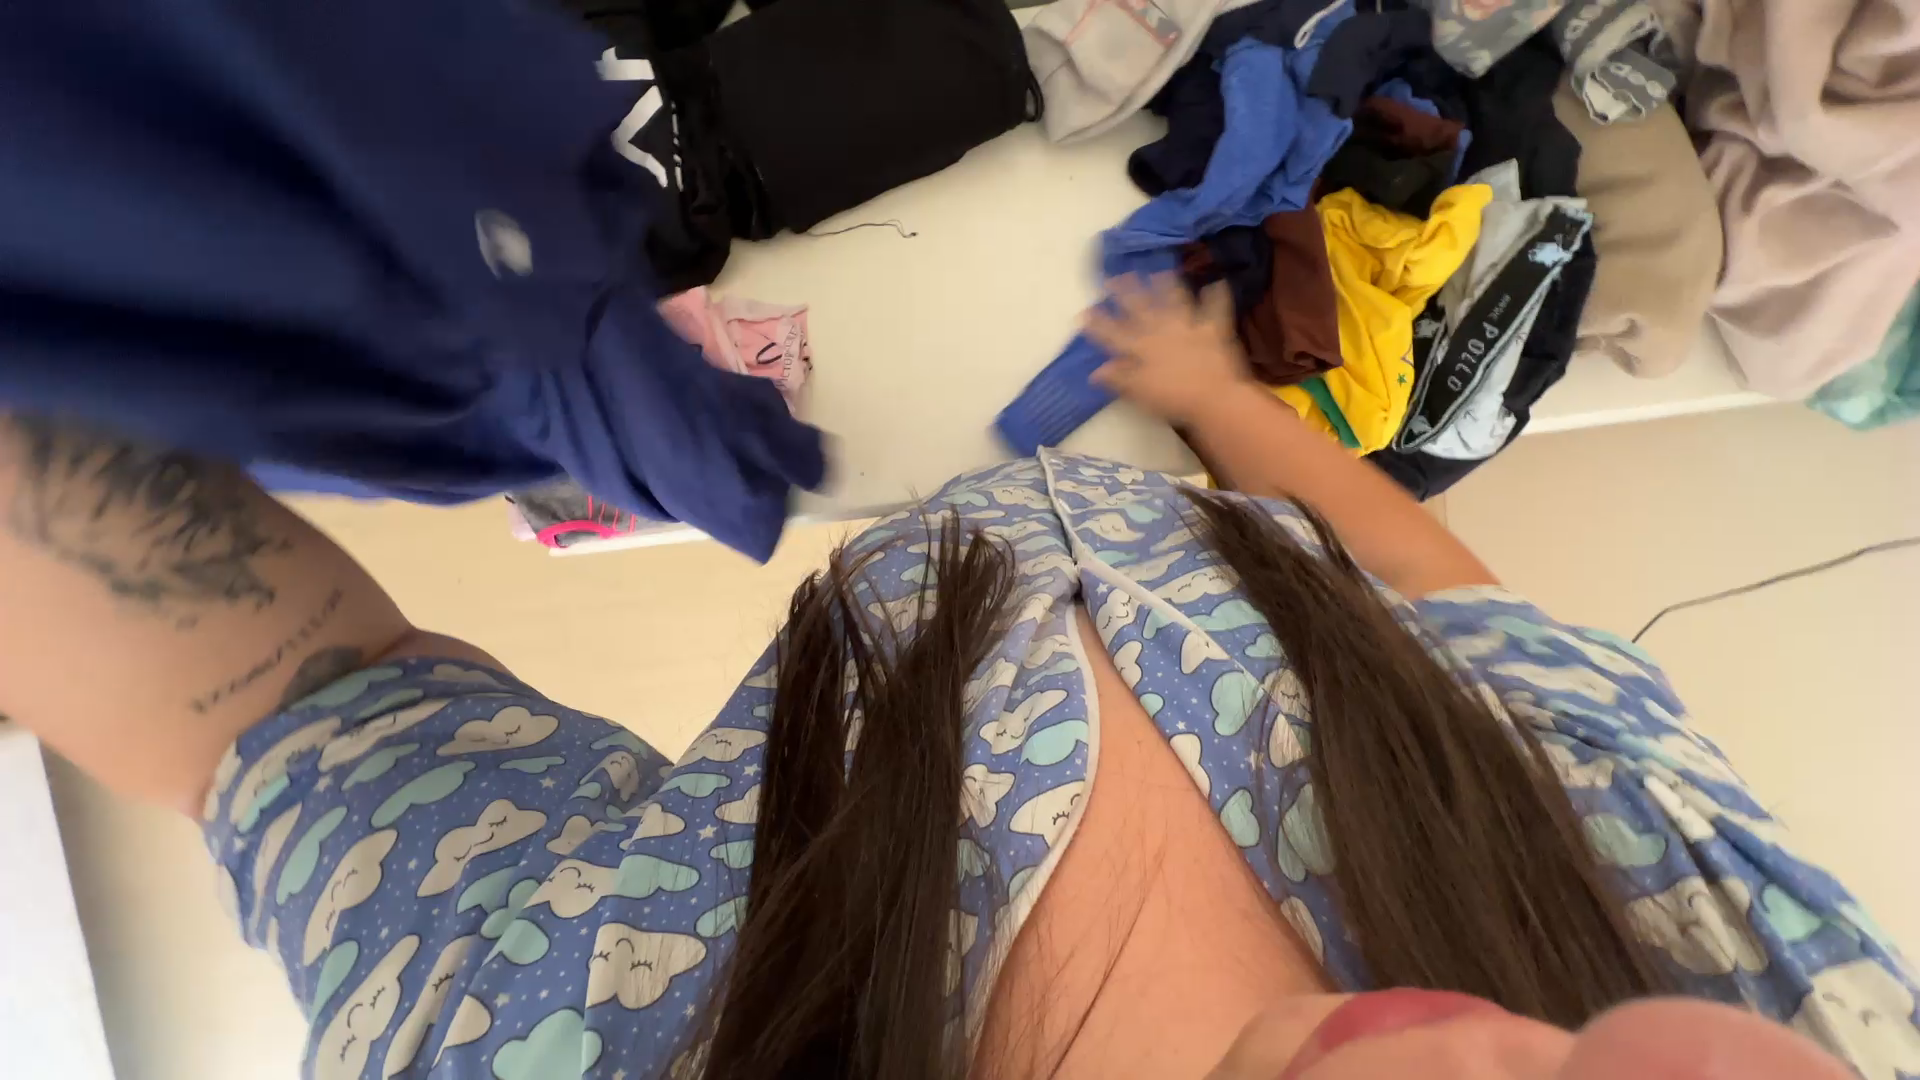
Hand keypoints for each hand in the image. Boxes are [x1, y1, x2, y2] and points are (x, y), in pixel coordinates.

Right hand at [1084, 274, 1259, 426]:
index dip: (1098, 323)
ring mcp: (1188, 327)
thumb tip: (1095, 371)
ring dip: (1167, 286)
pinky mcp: (1213, 331)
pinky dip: (1217, 296)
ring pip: (1175, 301)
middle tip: (1115, 276)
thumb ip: (1118, 378)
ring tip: (1159, 272)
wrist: (1213, 398)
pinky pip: (1215, 310)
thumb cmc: (1172, 399)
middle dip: (1126, 291)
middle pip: (1141, 308)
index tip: (1084, 312)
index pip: (1114, 333)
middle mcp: (1162, 331)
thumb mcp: (1138, 392)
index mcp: (1142, 348)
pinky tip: (1216, 282)